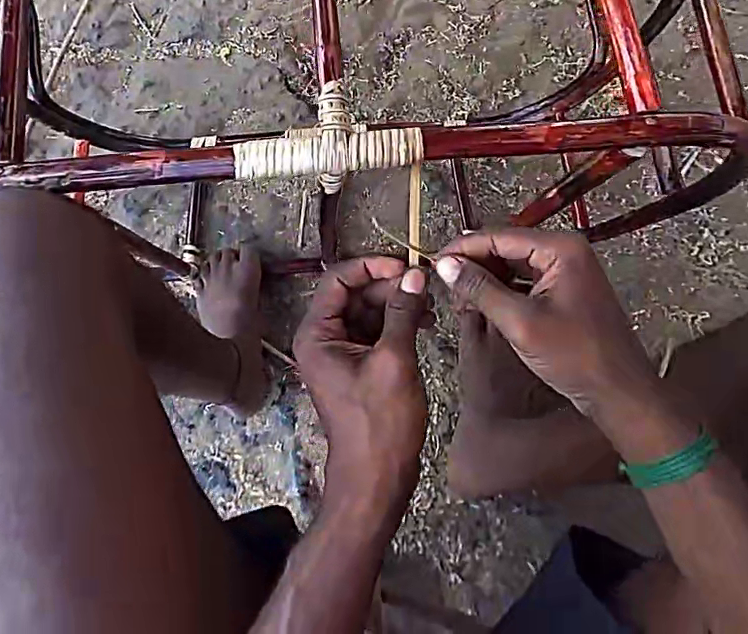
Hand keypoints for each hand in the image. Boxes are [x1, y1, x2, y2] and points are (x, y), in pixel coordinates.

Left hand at [293, 257, 431, 520]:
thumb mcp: (393, 360)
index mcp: (317, 333)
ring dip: (398, 302)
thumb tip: (416, 275)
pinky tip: (425, 322)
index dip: (372, 266)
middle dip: (390, 286)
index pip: (338, 279)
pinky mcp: (359, 363)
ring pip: (369, 309)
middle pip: (355, 292)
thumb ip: (403, 312)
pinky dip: (399, 321)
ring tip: (430, 306)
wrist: (377, 480)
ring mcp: (341, 351)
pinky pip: (377, 329)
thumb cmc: (379, 423)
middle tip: (425, 287)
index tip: (406, 266)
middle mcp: (323, 337)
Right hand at [435, 229, 659, 421]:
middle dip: (475, 265)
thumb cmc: (577, 357)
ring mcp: (567, 271)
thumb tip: (446, 265)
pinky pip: (526, 281)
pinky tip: (482, 306)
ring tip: (460, 299)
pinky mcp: (565, 291)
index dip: (464, 248)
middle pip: (507, 248)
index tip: (435, 260)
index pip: (500, 236)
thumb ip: (481, 290)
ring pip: (514, 265)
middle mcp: (566, 251)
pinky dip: (503, 292)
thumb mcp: (521, 322)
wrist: (620, 394)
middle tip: (445, 284)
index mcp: (561, 248)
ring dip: (487, 280)